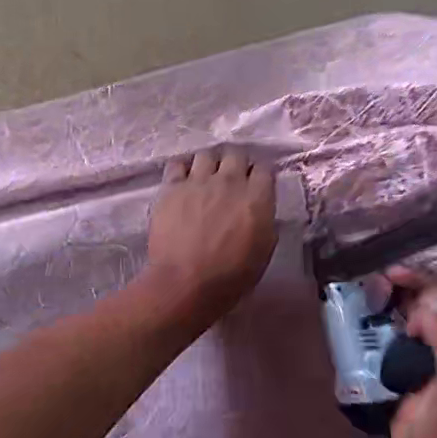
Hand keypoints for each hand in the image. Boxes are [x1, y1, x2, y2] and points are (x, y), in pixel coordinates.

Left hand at [141, 147, 277, 322]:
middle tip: (230, 179)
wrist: (185, 283)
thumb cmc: (230, 277)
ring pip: (206, 154)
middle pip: (235, 154)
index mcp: (257, 198)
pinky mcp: (171, 188)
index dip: (259, 176)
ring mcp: (198, 181)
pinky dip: (182, 168)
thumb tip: (260, 211)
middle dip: (236, 163)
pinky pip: (177, 164)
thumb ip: (265, 222)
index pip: (264, 168)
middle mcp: (229, 181)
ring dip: (210, 163)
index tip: (255, 185)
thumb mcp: (263, 252)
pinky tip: (182, 179)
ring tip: (205, 177)